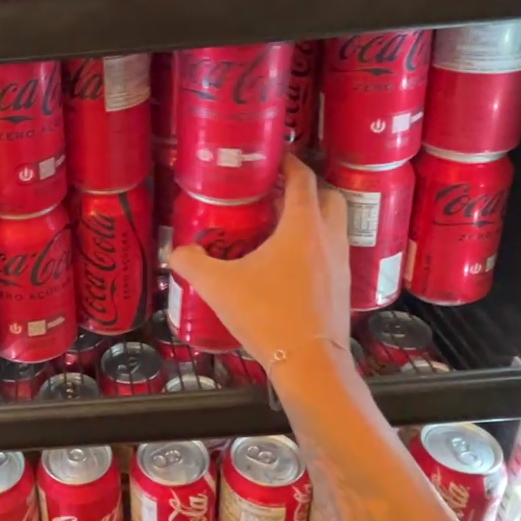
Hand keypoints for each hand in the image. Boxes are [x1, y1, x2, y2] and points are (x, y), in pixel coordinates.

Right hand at [168, 156, 351, 364]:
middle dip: (307, 187)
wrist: (309, 363)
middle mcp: (328, 237)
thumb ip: (192, 264)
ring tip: (282, 224)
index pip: (302, 178)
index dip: (288, 162)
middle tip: (278, 190)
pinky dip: (317, 245)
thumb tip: (176, 252)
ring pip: (334, 225)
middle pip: (328, 195)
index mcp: (302, 225)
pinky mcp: (343, 288)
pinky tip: (291, 263)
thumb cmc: (267, 315)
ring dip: (315, 216)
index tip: (272, 156)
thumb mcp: (219, 286)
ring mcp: (341, 263)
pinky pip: (333, 252)